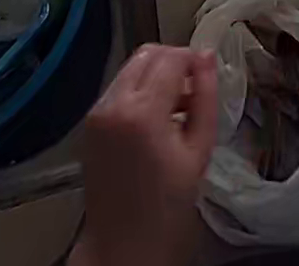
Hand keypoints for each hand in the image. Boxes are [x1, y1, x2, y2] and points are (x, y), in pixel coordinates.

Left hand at [71, 45, 217, 265]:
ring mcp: (98, 111)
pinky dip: (140, 87)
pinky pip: (120, 85)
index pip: (172, 57)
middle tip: (192, 88)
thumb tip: (208, 56)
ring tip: (175, 104)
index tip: (206, 78)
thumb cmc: (168, 204)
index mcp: (142, 111)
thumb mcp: (200, 149)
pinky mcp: (91, 121)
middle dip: (174, 61)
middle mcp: (114, 103)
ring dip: (156, 72)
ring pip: (133, 65)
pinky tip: (155, 116)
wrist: (121, 247)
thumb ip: (206, 96)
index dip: (194, 60)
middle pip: (149, 52)